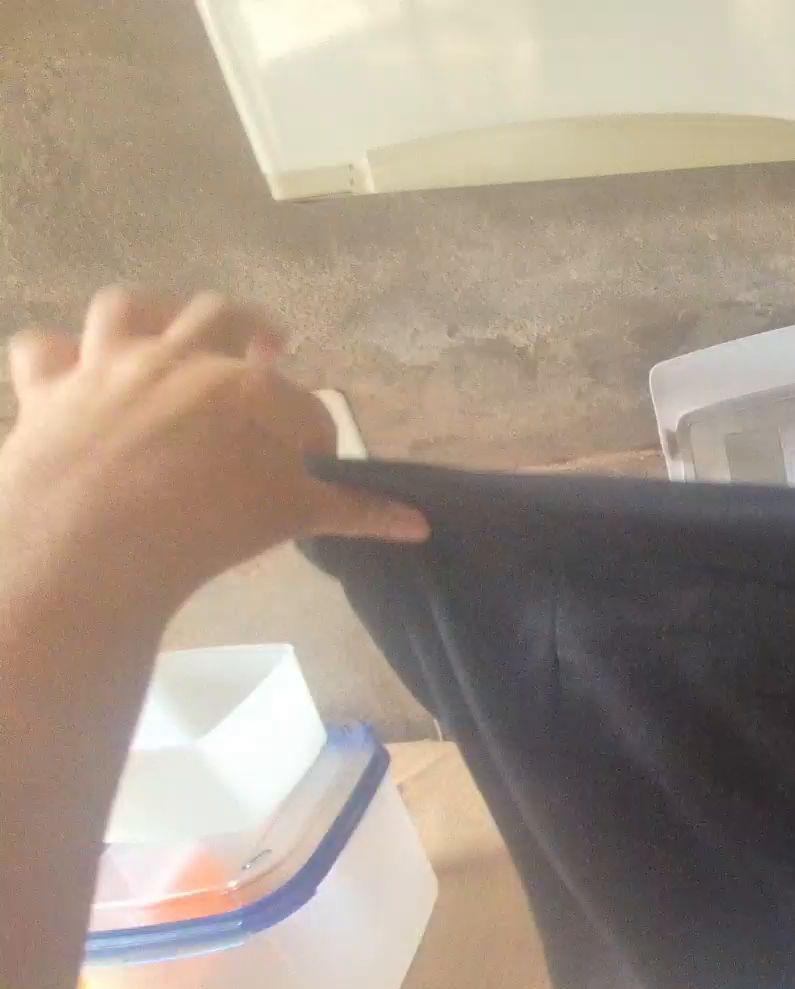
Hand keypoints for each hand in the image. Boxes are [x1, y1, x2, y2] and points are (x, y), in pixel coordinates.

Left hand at [0, 288, 427, 613]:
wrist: (90, 544)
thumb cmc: (216, 523)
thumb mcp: (300, 516)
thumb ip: (361, 511)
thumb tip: (420, 525)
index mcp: (257, 389)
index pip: (305, 409)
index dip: (315, 438)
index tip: (313, 469)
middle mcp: (187, 360)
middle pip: (225, 319)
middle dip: (255, 330)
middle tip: (272, 348)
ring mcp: (111, 367)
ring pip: (128, 308)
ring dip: (157, 314)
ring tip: (178, 333)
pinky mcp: (48, 388)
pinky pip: (44, 348)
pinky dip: (65, 354)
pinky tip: (86, 370)